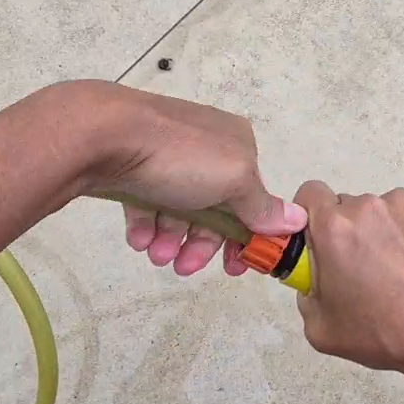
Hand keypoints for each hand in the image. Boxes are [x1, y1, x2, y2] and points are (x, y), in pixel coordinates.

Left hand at [77, 82, 304, 275]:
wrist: (105, 134)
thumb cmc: (180, 158)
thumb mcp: (234, 181)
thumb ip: (262, 206)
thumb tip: (299, 219)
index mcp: (237, 144)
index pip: (251, 197)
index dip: (247, 235)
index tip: (236, 268)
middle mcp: (205, 146)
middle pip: (214, 207)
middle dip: (201, 243)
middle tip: (184, 268)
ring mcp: (166, 153)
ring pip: (178, 207)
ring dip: (171, 239)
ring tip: (156, 254)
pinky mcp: (132, 162)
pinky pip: (146, 200)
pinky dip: (146, 224)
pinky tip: (138, 238)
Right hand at [292, 181, 403, 382]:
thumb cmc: (384, 334)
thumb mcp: (320, 328)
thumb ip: (304, 289)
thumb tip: (314, 272)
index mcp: (334, 228)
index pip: (309, 194)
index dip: (310, 215)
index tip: (318, 238)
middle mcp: (368, 206)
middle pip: (345, 207)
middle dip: (347, 232)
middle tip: (360, 268)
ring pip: (379, 211)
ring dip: (380, 232)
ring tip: (397, 271)